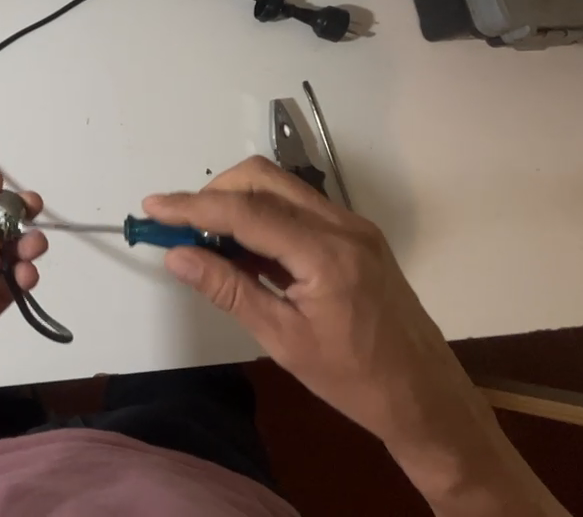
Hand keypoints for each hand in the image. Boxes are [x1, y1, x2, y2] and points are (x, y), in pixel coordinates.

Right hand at [145, 157, 566, 515]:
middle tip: (182, 228)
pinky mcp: (355, 234)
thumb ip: (227, 289)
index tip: (151, 208)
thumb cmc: (356, 381)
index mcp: (327, 255)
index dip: (192, 206)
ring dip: (235, 200)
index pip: (245, 212)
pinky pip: (296, 205)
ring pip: (278, 186)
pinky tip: (244, 249)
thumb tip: (176, 255)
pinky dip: (260, 213)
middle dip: (213, 194)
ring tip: (207, 239)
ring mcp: (353, 226)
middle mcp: (343, 226)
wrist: (431, 402)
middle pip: (261, 180)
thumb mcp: (283, 340)